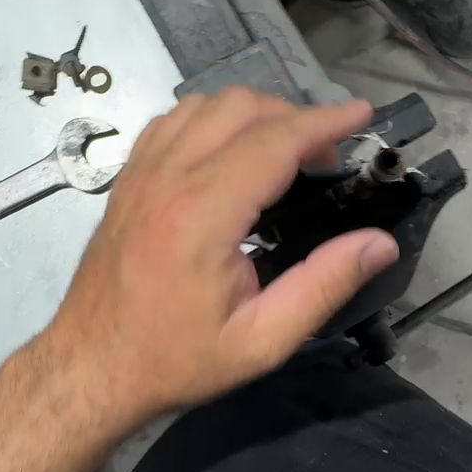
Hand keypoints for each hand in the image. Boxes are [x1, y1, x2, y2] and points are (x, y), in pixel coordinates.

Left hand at [43, 90, 399, 424]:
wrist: (92, 367)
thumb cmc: (177, 359)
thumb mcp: (262, 340)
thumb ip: (324, 285)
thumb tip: (379, 244)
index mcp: (203, 215)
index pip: (274, 140)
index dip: (325, 121)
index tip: (361, 115)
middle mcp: (168, 178)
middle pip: (242, 108)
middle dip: (295, 118)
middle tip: (324, 159)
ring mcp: (141, 172)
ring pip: (206, 104)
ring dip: (254, 114)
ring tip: (283, 153)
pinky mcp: (127, 178)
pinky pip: (174, 120)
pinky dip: (213, 120)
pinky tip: (231, 152)